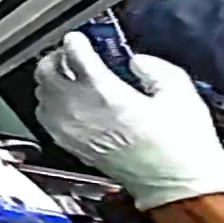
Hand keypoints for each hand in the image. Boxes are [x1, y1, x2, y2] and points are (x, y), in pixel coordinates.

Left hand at [34, 31, 223, 210]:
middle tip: (68, 53)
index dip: (74, 42)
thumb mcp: (183, 97)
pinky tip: (64, 99)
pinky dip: (48, 100)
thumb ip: (156, 70)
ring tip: (67, 74)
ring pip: (40, 90)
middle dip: (55, 57)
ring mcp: (65, 125)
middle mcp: (76, 108)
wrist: (173, 184)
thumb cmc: (182, 146)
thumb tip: (136, 60)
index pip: (75, 56)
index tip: (77, 38)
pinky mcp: (62, 139)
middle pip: (46, 71)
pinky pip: (42, 112)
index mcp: (105, 93)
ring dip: (50, 78)